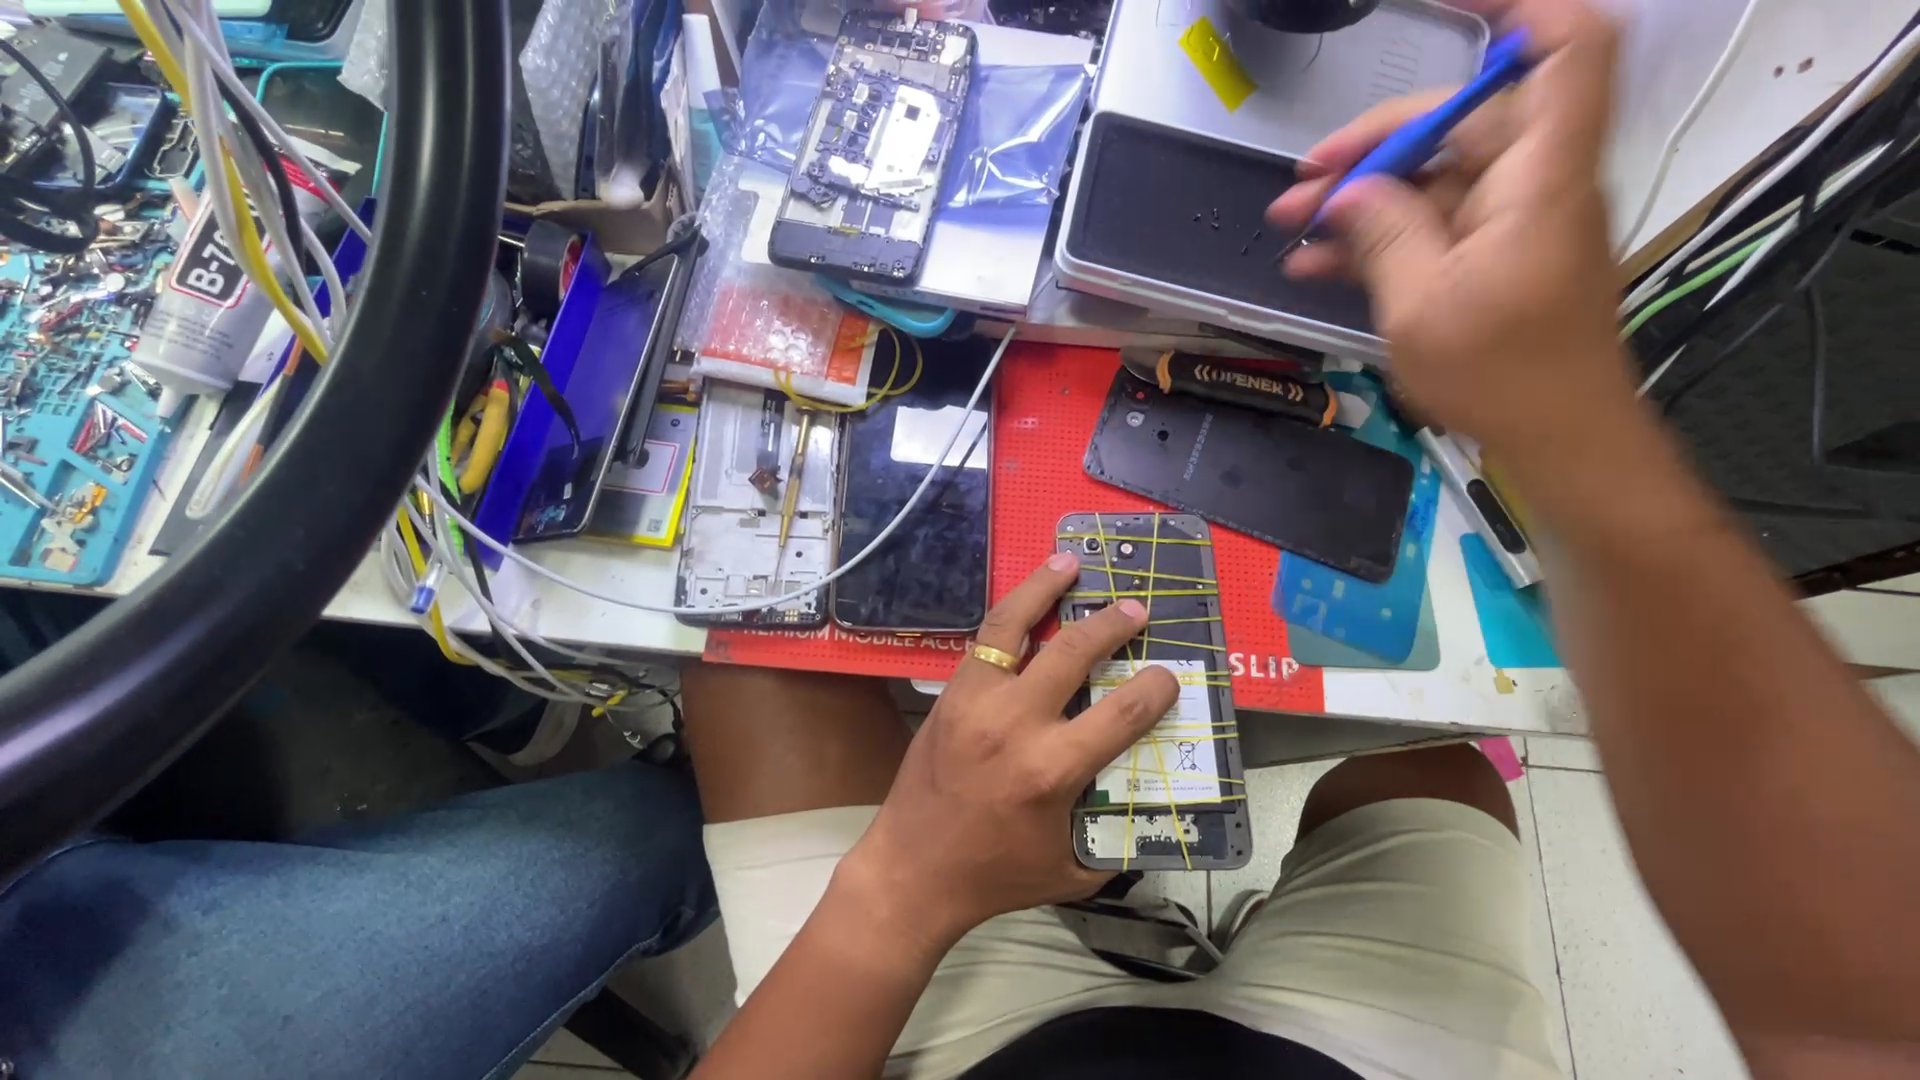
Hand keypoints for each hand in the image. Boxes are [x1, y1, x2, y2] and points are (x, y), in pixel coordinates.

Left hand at [833, 552, 1179, 952]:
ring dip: (1043, 588)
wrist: (912, 870)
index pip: (1121, 713)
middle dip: (1111, 625)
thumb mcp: (1070, 868)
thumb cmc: (995, 875)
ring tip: (1067, 562)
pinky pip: (983, 643)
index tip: (1168, 675)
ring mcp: (975, 702)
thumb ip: (1115, 835)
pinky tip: (1024, 601)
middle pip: (1072, 653)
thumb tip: (1148, 803)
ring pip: (1012, 626)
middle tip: (1135, 608)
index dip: (1154, 689)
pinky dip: (1008, 616)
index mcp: (1051, 770)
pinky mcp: (949, 695)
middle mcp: (1014, 724)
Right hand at [1267, 0, 1633, 457]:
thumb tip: (1349, 195)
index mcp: (1536, 178)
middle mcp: (1530, 183)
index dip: (1514, 8)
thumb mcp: (1420, 305)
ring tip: (1289, 228)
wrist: (1555, 435)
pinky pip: (1429, 228)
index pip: (1562, 49)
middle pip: (1458, 124)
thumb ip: (1383, 235)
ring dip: (1357, 202)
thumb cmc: (1499, 373)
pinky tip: (1314, 265)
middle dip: (1370, 150)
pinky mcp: (1491, 257)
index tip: (1442, 4)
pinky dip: (1374, 241)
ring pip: (1430, 182)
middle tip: (1297, 189)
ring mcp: (1510, 222)